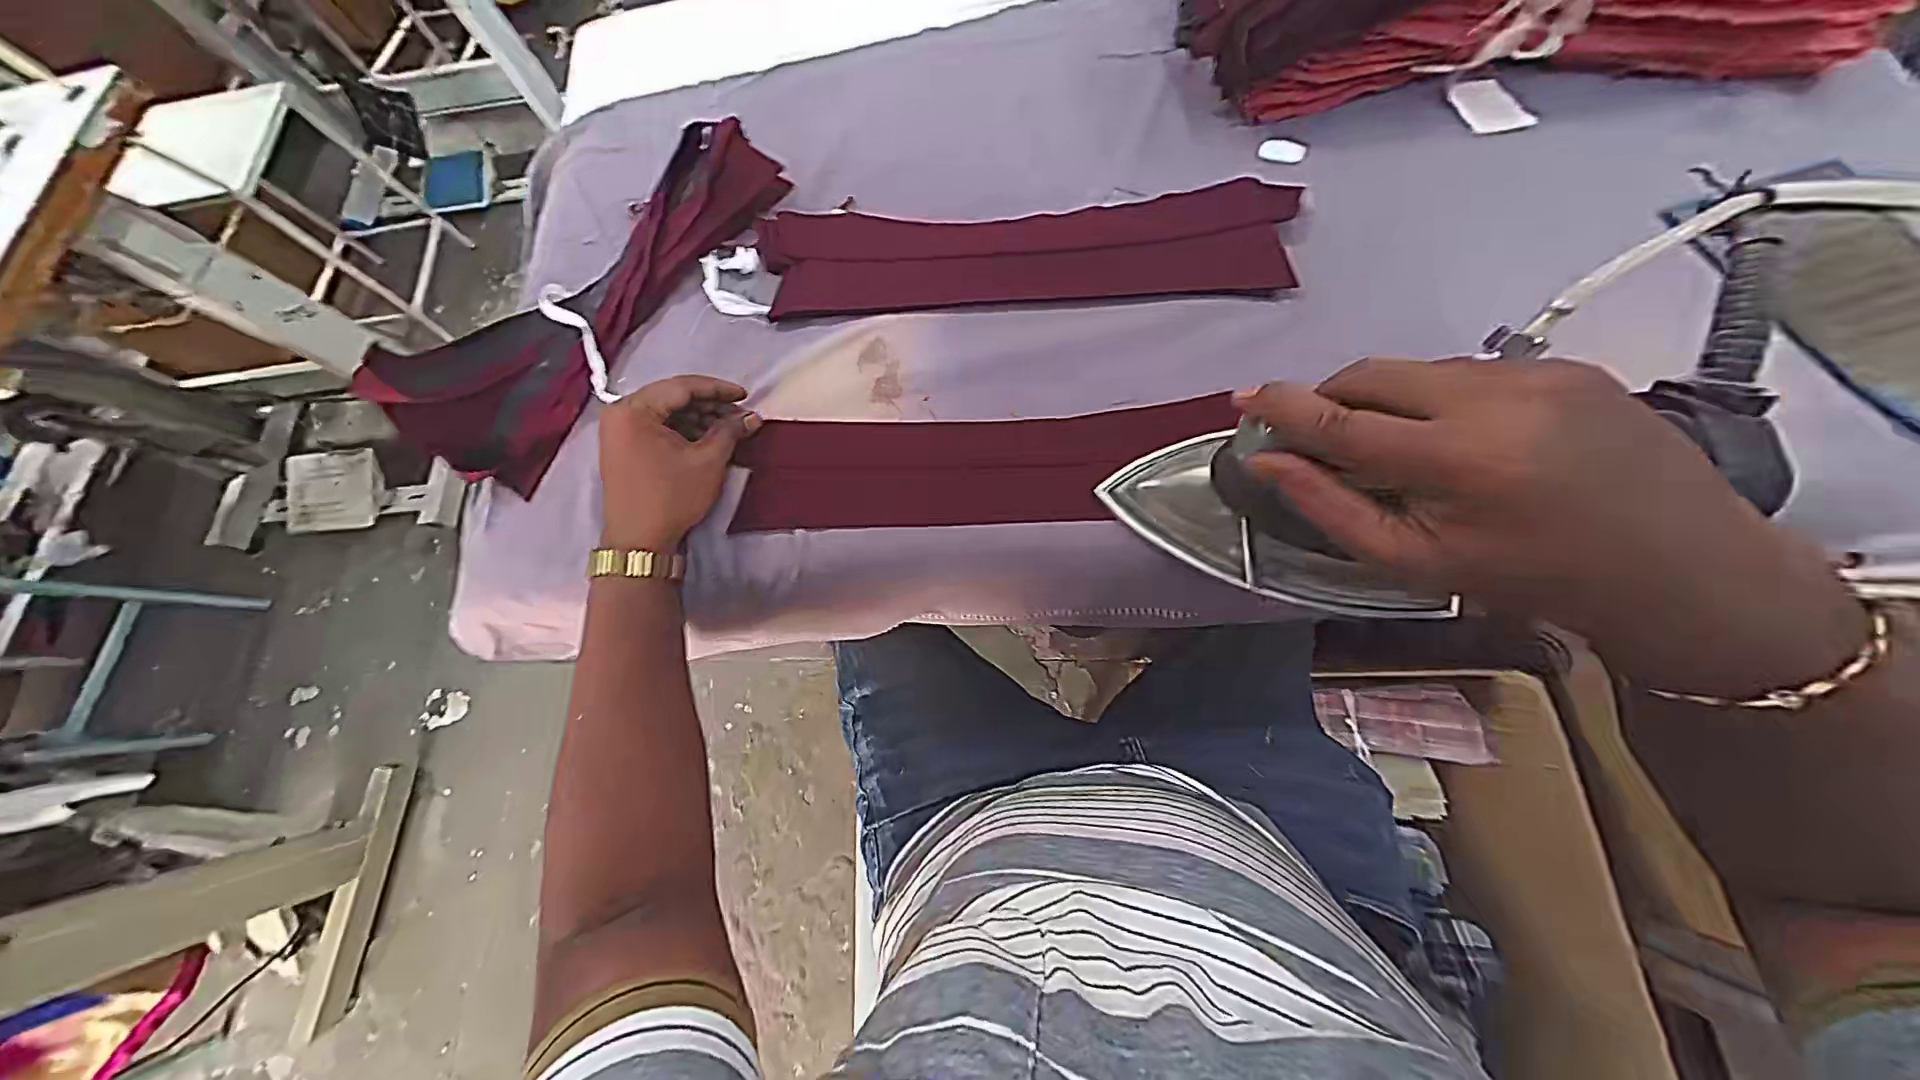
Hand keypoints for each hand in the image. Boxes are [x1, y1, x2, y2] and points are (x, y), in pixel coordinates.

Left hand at [598, 376, 759, 550]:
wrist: (640, 540)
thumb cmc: (671, 497)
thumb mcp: (708, 461)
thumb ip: (730, 432)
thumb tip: (752, 418)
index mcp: (633, 410)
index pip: (681, 387)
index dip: (718, 389)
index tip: (745, 395)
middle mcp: (621, 414)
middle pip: (673, 398)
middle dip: (710, 405)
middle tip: (740, 414)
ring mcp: (620, 431)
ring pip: (667, 413)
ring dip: (699, 418)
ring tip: (730, 428)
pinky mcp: (625, 448)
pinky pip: (659, 428)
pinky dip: (685, 430)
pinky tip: (710, 438)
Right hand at [1234, 357, 1863, 695]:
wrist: (1680, 568)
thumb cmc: (1530, 580)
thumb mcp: (1413, 561)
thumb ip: (1330, 507)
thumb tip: (1269, 463)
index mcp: (1459, 460)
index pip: (1342, 420)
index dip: (1282, 407)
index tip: (1242, 397)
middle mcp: (1499, 399)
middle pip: (1373, 374)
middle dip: (1328, 397)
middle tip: (1313, 434)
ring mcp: (1539, 374)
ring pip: (1417, 369)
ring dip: (1382, 399)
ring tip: (1392, 446)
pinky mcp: (1567, 367)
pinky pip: (1465, 370)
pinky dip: (1432, 397)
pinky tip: (1452, 437)